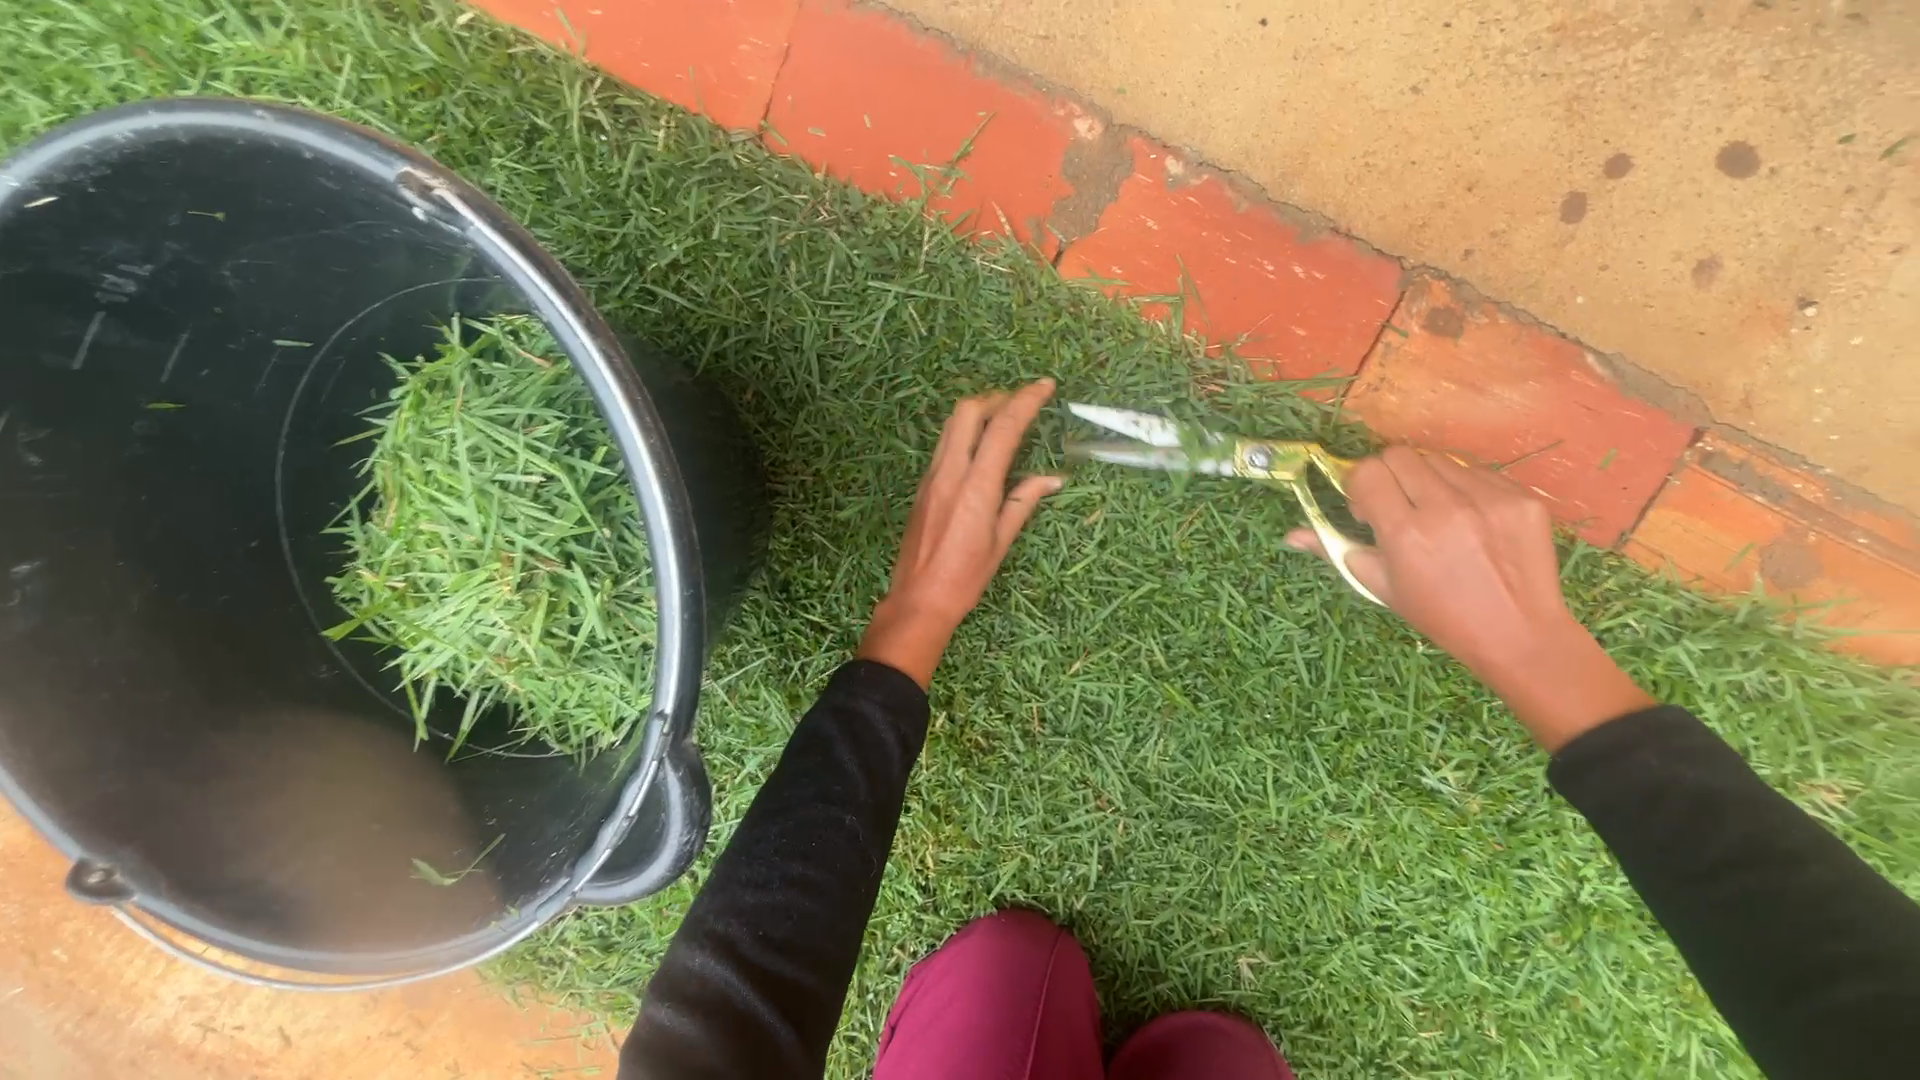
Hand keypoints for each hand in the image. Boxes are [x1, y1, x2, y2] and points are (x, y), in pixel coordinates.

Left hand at [858, 380, 1063, 687]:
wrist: (918, 599)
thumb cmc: (965, 578)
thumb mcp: (1000, 542)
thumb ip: (1023, 502)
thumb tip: (1054, 478)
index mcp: (976, 486)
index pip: (1003, 428)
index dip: (1026, 401)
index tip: (1045, 385)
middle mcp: (950, 472)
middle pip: (969, 411)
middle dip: (998, 397)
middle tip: (1022, 402)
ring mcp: (932, 476)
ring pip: (952, 425)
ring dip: (979, 411)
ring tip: (1004, 418)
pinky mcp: (922, 485)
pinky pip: (945, 445)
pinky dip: (965, 432)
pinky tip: (981, 447)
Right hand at [1287, 446, 1651, 750]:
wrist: (1517, 633)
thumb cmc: (1438, 614)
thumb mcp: (1380, 585)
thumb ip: (1335, 550)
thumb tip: (1290, 535)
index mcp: (1406, 533)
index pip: (1367, 473)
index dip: (1359, 486)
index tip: (1367, 509)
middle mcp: (1446, 508)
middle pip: (1398, 455)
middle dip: (1388, 475)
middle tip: (1396, 506)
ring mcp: (1488, 499)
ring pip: (1437, 459)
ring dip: (1425, 479)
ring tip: (1435, 513)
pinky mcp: (1521, 497)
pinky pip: (1476, 472)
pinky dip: (1462, 487)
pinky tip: (1469, 519)